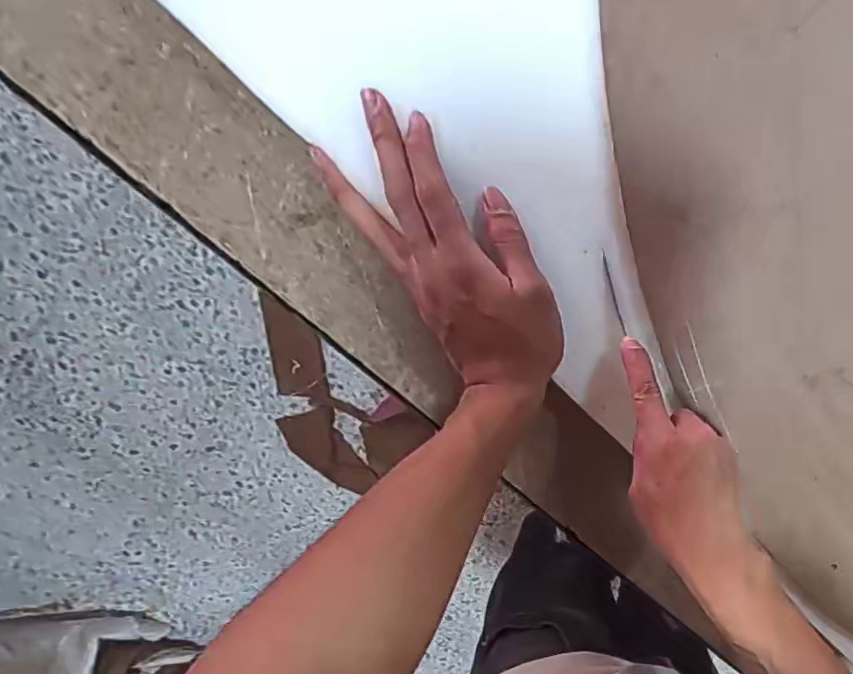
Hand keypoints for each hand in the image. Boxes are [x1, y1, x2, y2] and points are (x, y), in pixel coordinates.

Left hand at [311, 89, 562, 416]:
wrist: (499, 390)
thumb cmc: (524, 345)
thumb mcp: (533, 291)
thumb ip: (511, 241)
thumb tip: (490, 199)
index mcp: (460, 263)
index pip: (435, 195)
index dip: (423, 154)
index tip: (416, 119)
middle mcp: (429, 268)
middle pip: (398, 198)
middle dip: (384, 147)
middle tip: (370, 104)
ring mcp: (417, 282)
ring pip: (374, 226)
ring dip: (346, 187)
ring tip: (319, 155)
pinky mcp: (416, 295)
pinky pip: (383, 249)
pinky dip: (363, 222)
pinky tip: (355, 206)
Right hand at [620, 338, 766, 604]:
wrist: (712, 544)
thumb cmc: (669, 524)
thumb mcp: (639, 491)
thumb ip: (644, 457)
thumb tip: (651, 444)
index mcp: (659, 444)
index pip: (645, 396)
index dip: (637, 369)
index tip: (631, 345)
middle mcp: (690, 435)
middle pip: (673, 418)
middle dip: (667, 435)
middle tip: (664, 470)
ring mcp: (714, 443)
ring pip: (692, 433)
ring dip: (686, 448)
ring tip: (686, 484)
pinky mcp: (729, 453)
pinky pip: (707, 446)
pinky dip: (702, 459)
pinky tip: (701, 486)